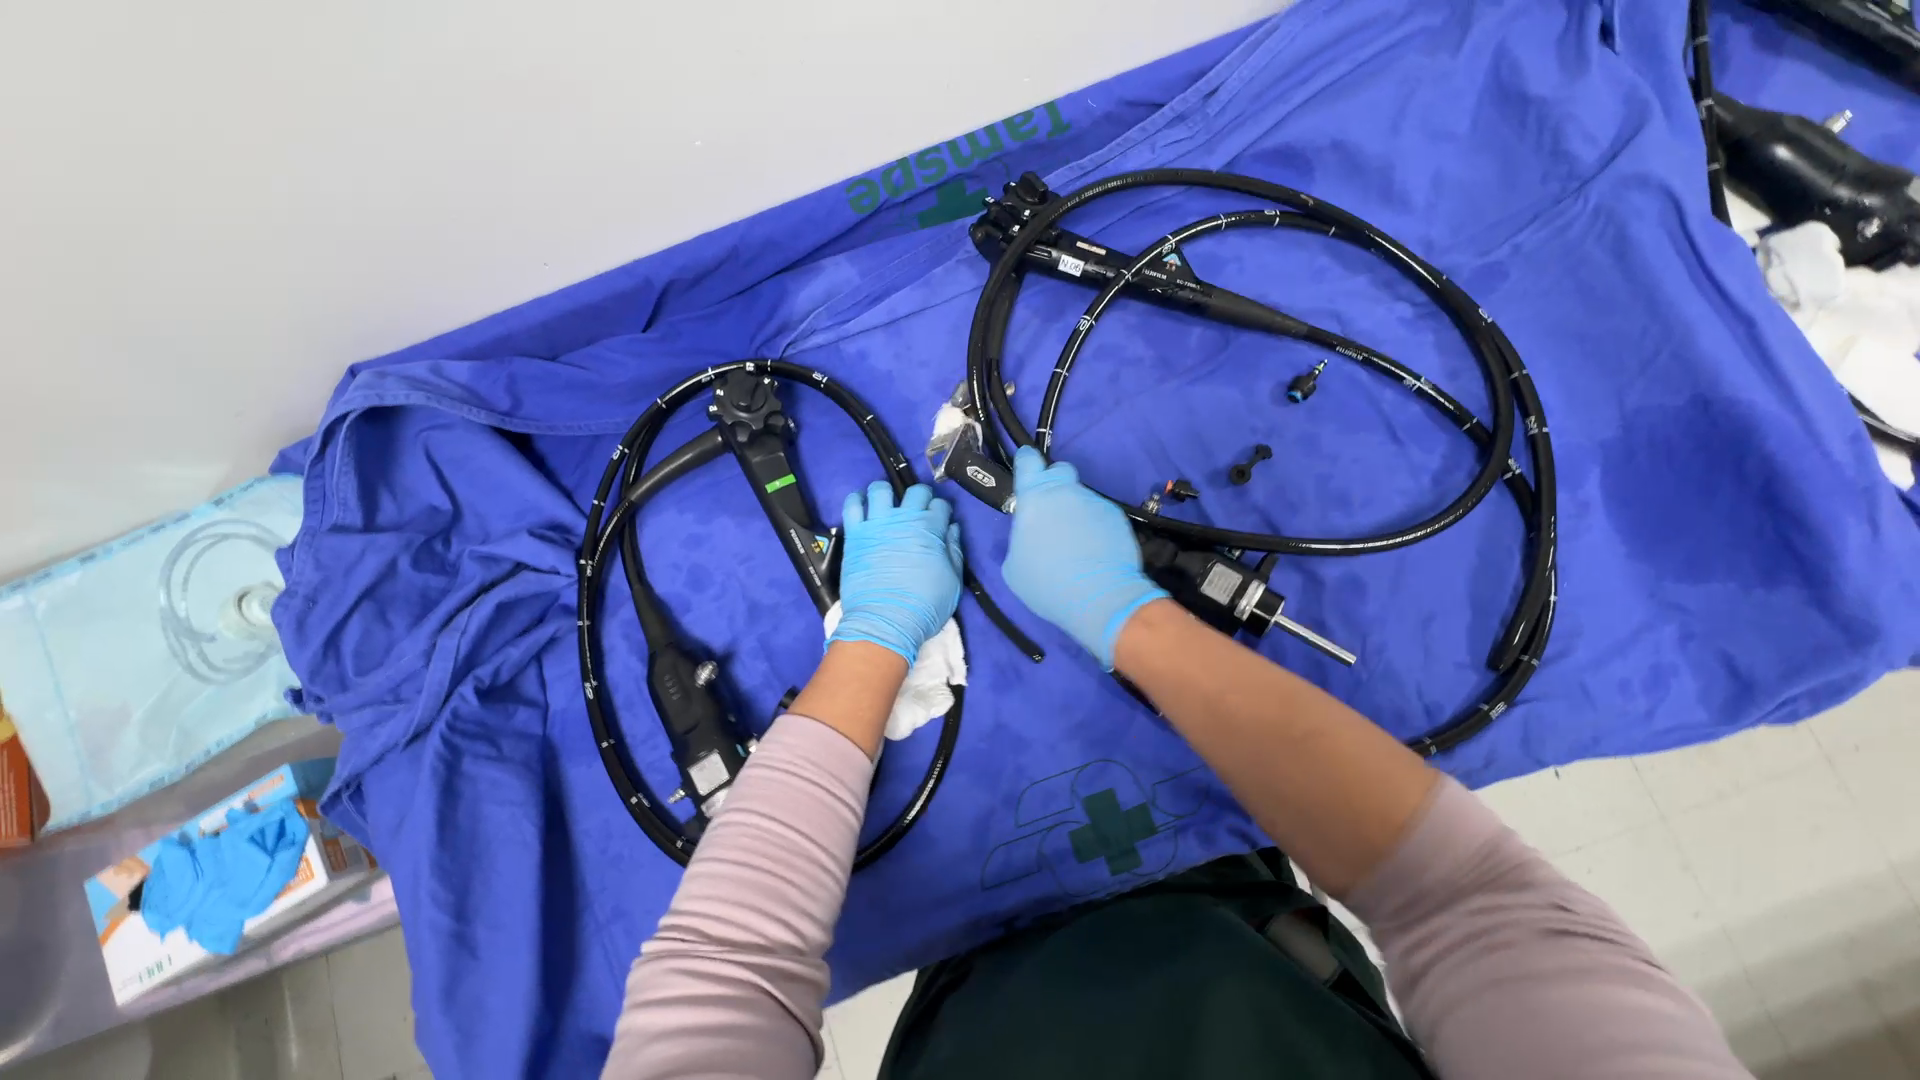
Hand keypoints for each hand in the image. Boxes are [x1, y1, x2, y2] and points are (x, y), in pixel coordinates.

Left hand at [829, 482, 963, 663]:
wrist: (885, 621)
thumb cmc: (924, 605)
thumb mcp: (952, 581)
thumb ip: (954, 551)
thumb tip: (952, 528)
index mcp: (931, 529)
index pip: (940, 505)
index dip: (942, 511)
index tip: (940, 519)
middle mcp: (905, 519)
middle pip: (915, 492)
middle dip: (920, 497)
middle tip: (917, 510)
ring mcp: (877, 523)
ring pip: (881, 490)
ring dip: (887, 492)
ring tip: (887, 503)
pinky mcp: (855, 533)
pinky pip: (852, 505)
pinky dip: (857, 500)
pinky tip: (861, 504)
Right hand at [1000, 446, 1167, 667]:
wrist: (1099, 597)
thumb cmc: (1047, 584)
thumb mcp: (1014, 566)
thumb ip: (1020, 538)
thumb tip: (1031, 534)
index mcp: (1034, 499)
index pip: (1029, 462)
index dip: (1027, 462)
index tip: (1027, 466)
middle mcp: (1065, 492)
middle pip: (1060, 470)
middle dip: (1054, 482)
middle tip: (1051, 510)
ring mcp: (1094, 502)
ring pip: (1080, 497)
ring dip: (1075, 511)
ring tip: (1077, 543)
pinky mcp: (1116, 516)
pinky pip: (1099, 514)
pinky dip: (1095, 526)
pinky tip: (1095, 551)